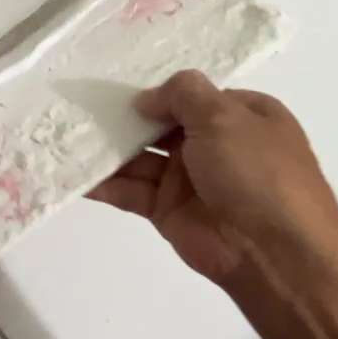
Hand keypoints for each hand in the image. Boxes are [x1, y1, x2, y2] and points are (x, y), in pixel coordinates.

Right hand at [87, 70, 337, 284]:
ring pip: (139, 160)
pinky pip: (129, 191)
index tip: (119, 90)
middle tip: (81, 113)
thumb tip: (147, 98)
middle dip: (125, 122)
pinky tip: (74, 176)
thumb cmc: (256, 171)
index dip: (159, 94)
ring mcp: (187, 179)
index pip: (192, 98)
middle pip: (159, 128)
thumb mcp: (225, 117)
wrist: (269, 248)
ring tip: (68, 142)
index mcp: (239, 117)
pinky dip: (103, 185)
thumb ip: (183, 96)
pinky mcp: (164, 209)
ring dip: (107, 153)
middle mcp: (212, 145)